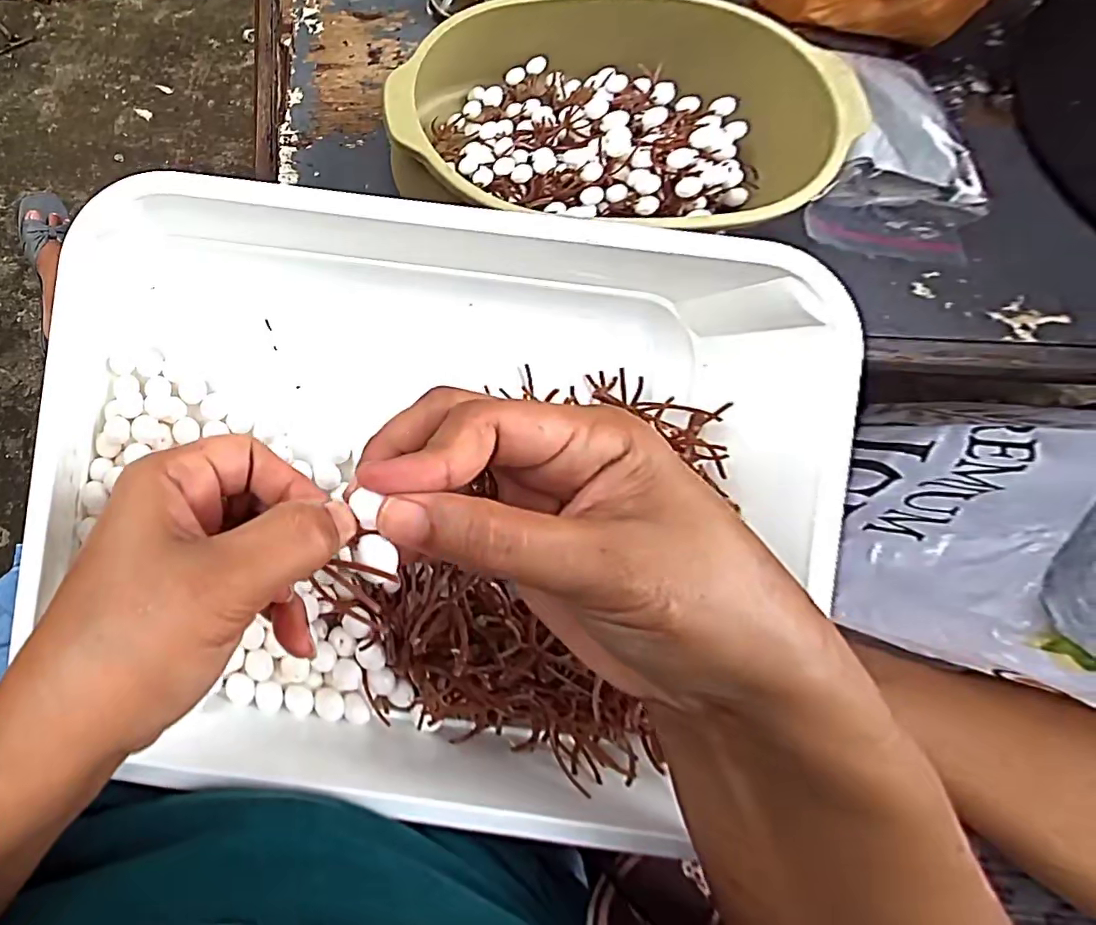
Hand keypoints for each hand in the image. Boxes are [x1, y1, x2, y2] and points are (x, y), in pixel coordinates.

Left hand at [3, 435, 355, 756]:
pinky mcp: (178, 591)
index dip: (295, 487)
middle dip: (292, 540)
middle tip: (320, 574)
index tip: (330, 528)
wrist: (72, 721)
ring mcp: (172, 552)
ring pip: (251, 544)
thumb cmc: (124, 643)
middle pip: (253, 499)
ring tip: (298, 621)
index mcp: (166, 482)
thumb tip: (337, 514)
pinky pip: (237, 579)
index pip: (249, 456)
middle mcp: (167, 509)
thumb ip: (291, 540)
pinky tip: (284, 637)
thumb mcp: (224, 582)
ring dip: (285, 579)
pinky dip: (267, 602)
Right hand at [353, 388, 848, 715]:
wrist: (742, 687)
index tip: (384, 491)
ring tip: (373, 523)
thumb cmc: (720, 612)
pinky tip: (400, 544)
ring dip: (402, 491)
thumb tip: (399, 515)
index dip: (428, 454)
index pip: (484, 421)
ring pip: (439, 470)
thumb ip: (490, 537)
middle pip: (451, 426)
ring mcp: (527, 496)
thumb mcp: (602, 566)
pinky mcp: (509, 535)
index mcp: (590, 436)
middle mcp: (551, 455)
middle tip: (367, 495)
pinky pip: (445, 515)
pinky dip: (414, 526)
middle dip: (403, 455)